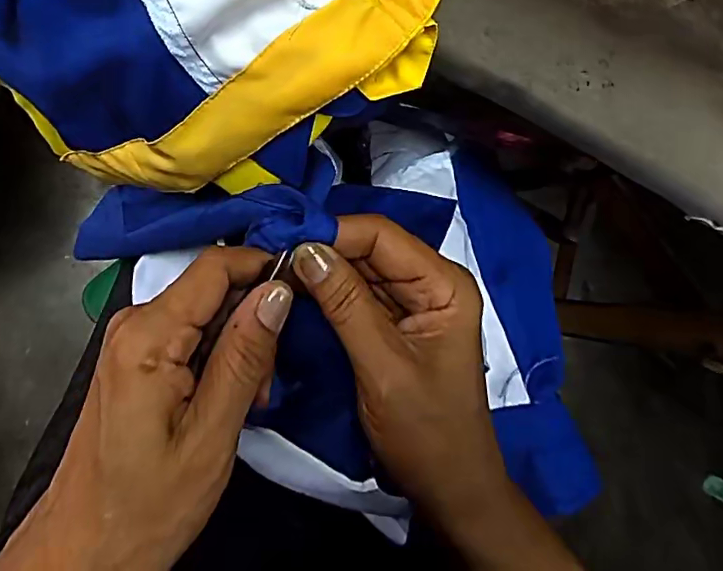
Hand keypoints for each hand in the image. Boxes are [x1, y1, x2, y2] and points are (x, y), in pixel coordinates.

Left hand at [0, 247, 292, 570]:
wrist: (79, 559)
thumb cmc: (140, 512)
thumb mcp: (211, 435)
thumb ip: (247, 355)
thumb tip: (278, 291)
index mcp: (148, 337)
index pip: (217, 264)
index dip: (264, 267)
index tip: (298, 292)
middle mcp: (134, 325)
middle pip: (215, 285)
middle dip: (253, 316)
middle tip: (267, 374)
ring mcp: (131, 340)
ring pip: (208, 308)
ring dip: (239, 340)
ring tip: (248, 395)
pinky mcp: (135, 356)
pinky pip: (192, 330)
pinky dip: (219, 353)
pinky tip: (224, 396)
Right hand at [295, 216, 579, 569]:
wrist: (449, 489)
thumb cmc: (427, 432)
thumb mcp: (383, 367)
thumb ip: (346, 305)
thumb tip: (306, 251)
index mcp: (445, 283)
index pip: (385, 237)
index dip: (336, 233)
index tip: (286, 240)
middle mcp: (432, 281)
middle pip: (372, 250)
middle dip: (325, 251)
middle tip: (273, 256)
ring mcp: (415, 301)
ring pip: (362, 270)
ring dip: (323, 271)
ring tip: (277, 271)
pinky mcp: (398, 322)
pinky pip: (360, 295)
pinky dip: (330, 294)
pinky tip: (298, 293)